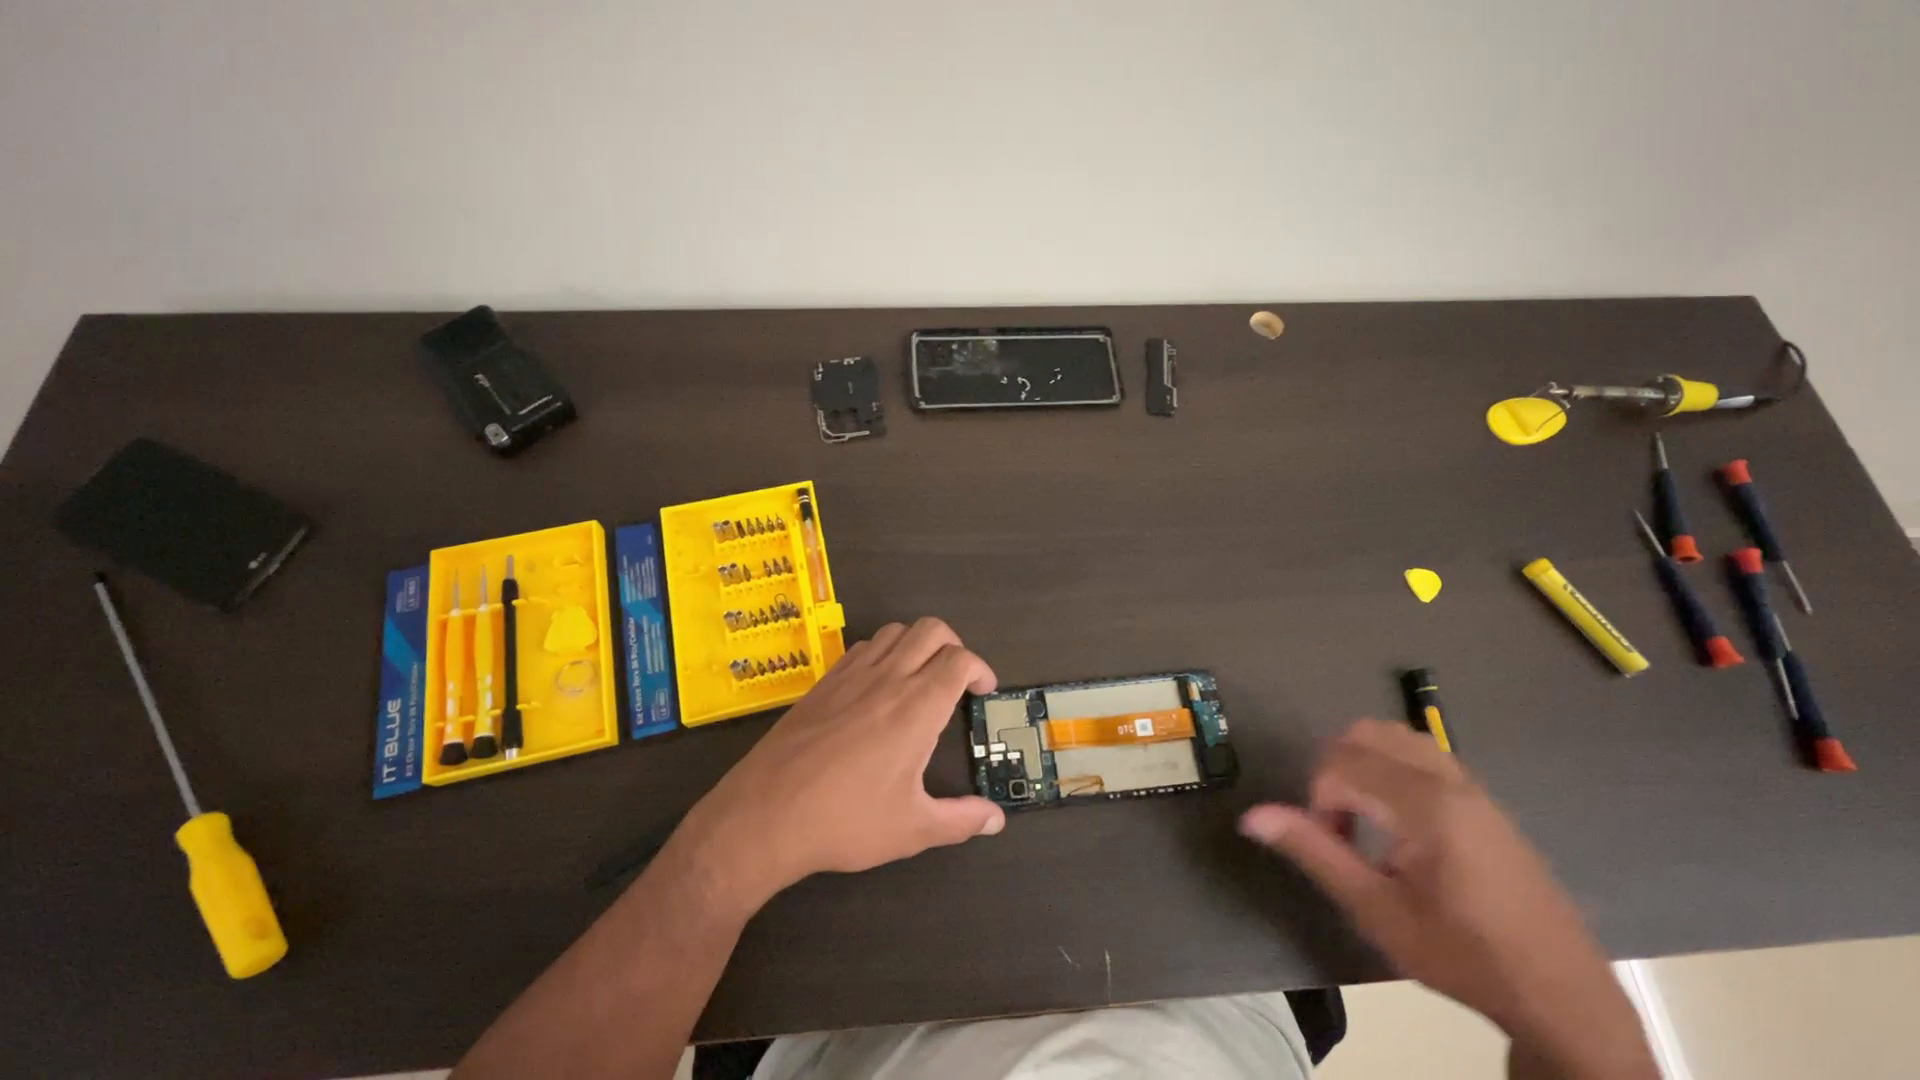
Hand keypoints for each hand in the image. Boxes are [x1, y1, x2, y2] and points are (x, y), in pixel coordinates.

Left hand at [676, 617, 1005, 911]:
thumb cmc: (845, 821)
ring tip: (920, 678)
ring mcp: (850, 676)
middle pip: (931, 629)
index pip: (960, 660)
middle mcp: (887, 679)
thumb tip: (995, 820)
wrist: (765, 814)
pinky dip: (882, 653)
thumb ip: (960, 820)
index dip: (981, 669)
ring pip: (894, 631)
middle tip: (958, 679)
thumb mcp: (912, 829)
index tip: (983, 691)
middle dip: (954, 645)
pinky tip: (877, 687)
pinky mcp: (822, 684)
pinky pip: (861, 648)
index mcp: (916, 707)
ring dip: (917, 644)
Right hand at [1239, 719, 1655, 1078]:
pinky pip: (1425, 756)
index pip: (1340, 765)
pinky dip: (1393, 769)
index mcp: (1424, 804)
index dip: (1316, 802)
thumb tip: (1252, 817)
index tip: (1328, 848)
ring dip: (1364, 764)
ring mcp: (1473, 786)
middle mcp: (1449, 780)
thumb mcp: (1376, 910)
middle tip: (1336, 828)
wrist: (1557, 990)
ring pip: (1398, 738)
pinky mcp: (1485, 801)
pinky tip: (1399, 826)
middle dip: (1334, 771)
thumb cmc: (1460, 953)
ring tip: (1363, 821)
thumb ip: (1313, 852)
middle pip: (1366, 734)